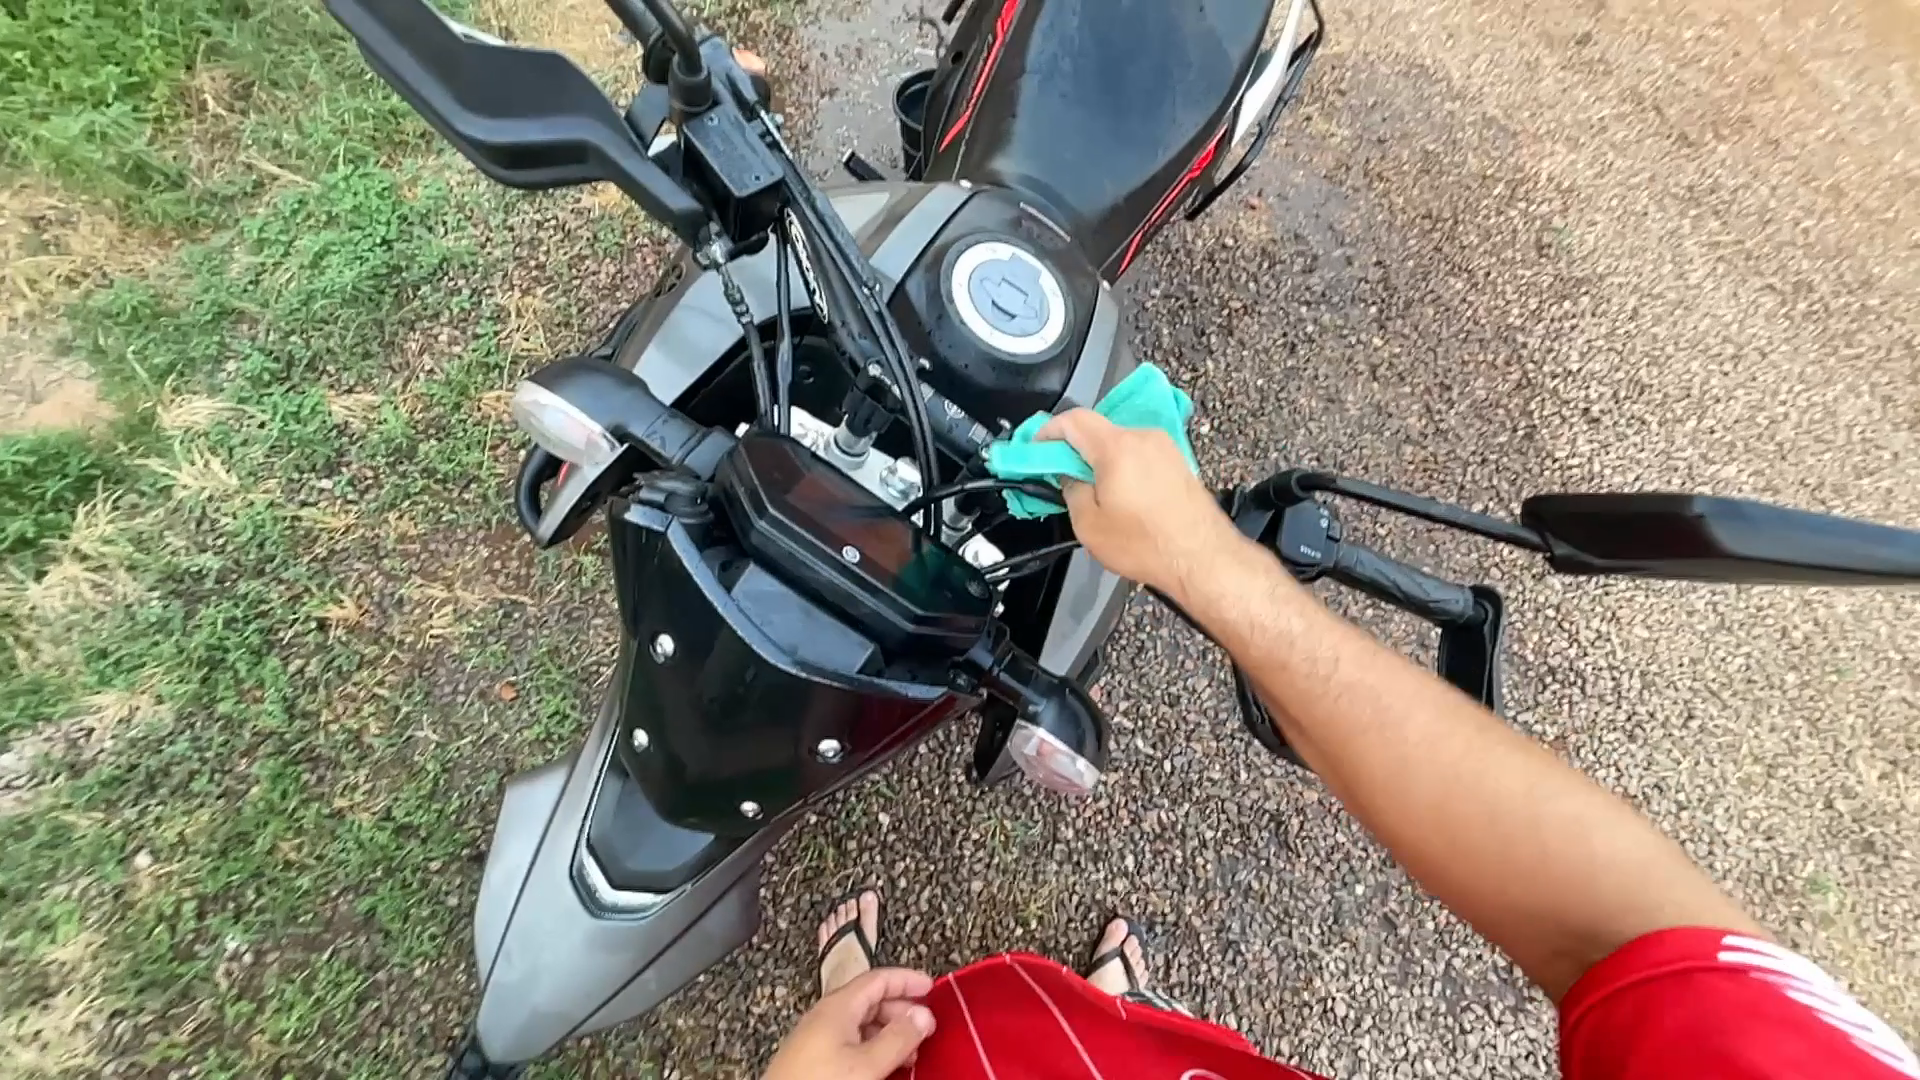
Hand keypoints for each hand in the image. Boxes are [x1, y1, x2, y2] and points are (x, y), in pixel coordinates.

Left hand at [762, 968, 936, 1079]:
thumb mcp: (866, 1065)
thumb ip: (897, 1038)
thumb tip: (923, 1014)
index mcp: (838, 1005)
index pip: (878, 978)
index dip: (906, 979)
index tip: (931, 987)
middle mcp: (825, 1014)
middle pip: (870, 999)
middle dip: (900, 1010)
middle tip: (924, 1027)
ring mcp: (815, 1037)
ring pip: (859, 1023)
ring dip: (887, 1032)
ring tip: (908, 1054)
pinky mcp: (810, 1059)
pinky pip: (848, 1041)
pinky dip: (870, 1047)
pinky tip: (880, 1067)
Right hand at [1036, 409, 1239, 597]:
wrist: (1202, 559)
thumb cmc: (1148, 545)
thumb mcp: (1089, 524)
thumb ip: (1071, 490)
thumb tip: (1068, 476)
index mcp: (1117, 447)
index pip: (1072, 419)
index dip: (1047, 432)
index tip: (1035, 450)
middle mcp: (1144, 438)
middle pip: (1097, 429)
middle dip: (1073, 449)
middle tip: (1059, 474)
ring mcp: (1165, 448)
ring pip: (1119, 442)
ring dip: (1099, 459)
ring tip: (1092, 491)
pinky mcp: (1178, 462)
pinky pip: (1139, 454)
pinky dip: (1122, 466)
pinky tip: (1120, 495)